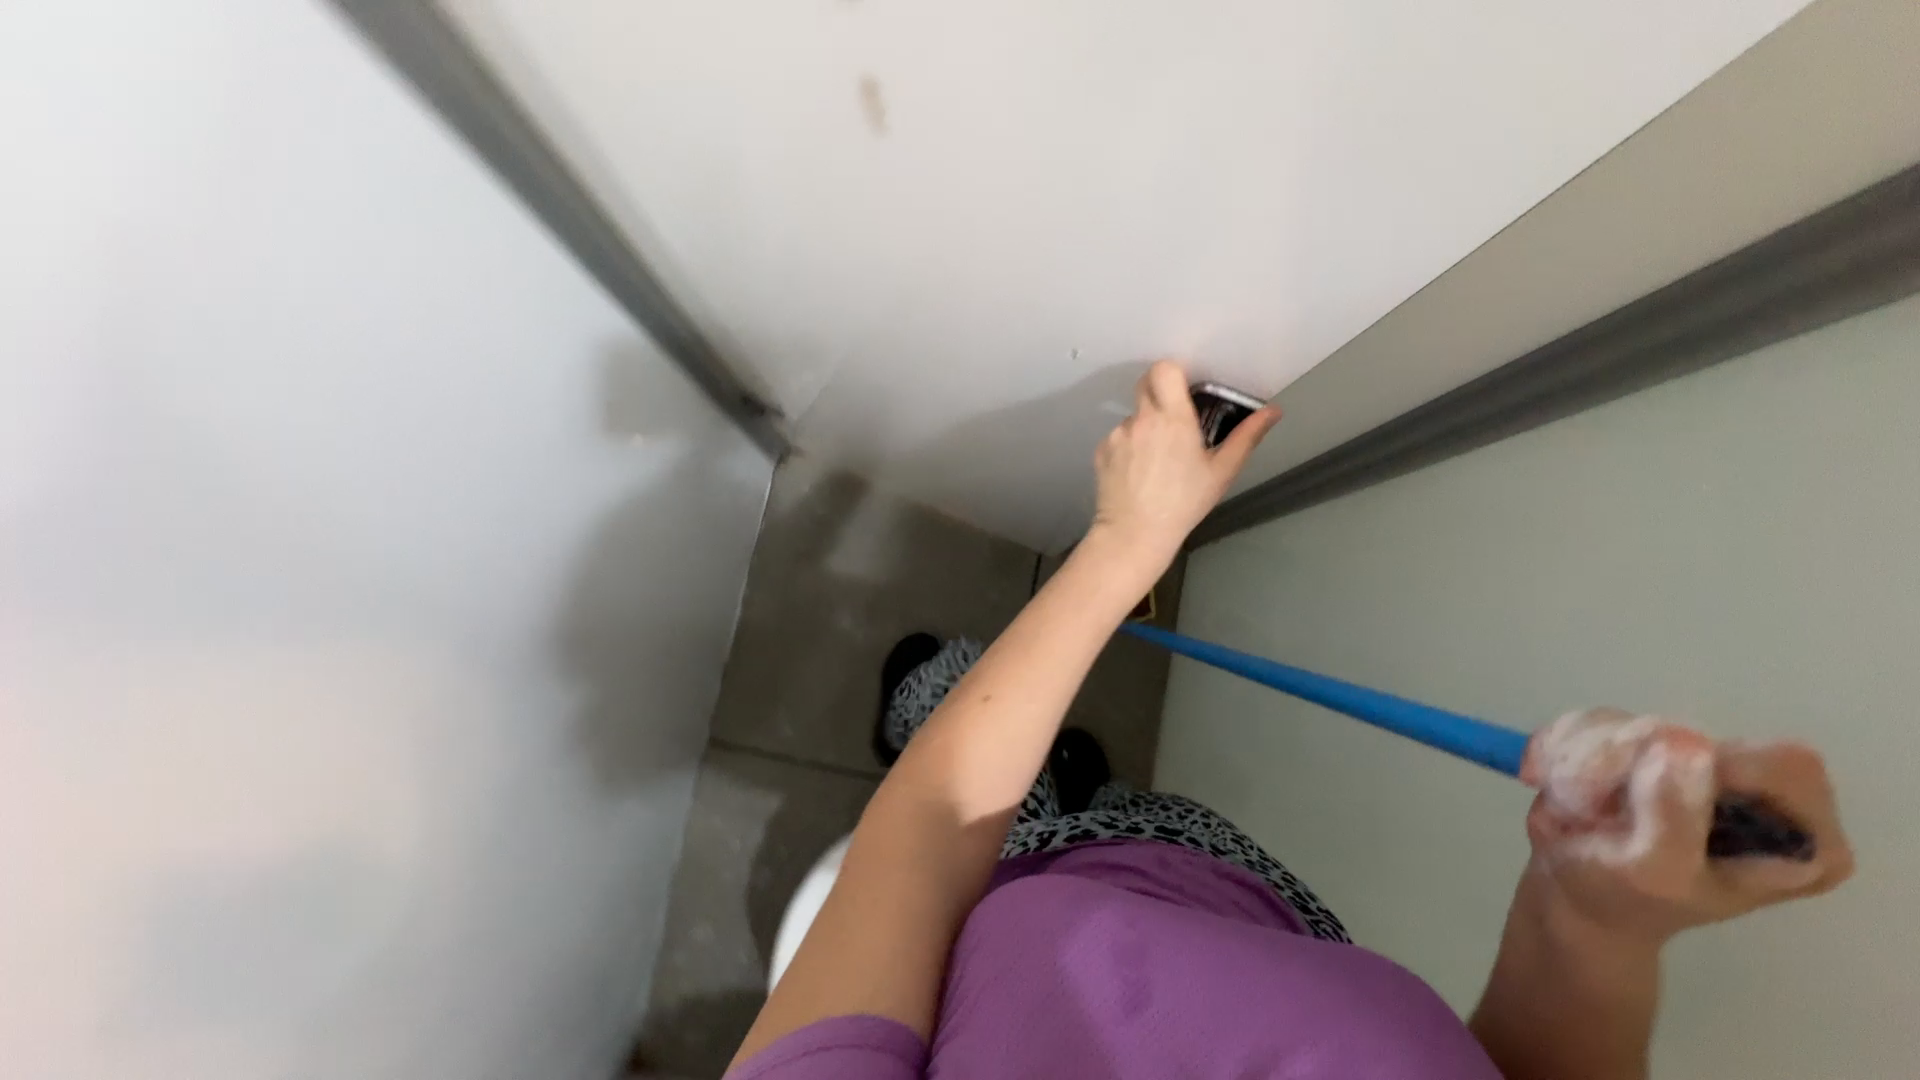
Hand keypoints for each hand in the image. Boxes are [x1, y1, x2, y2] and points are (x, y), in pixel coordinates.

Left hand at [1089, 361, 1279, 562]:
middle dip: (1160, 393)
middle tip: (1175, 418)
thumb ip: (1247, 436)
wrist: (1134, 533)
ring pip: (1133, 416)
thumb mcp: (1221, 471)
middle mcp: (1141, 420)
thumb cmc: (1183, 504)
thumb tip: (1273, 411)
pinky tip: (1139, 472)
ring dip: (1145, 427)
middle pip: (1145, 384)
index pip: (1164, 369)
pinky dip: (1129, 447)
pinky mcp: (1101, 451)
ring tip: (1157, 460)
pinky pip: (1118, 437)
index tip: (1185, 388)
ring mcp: (1117, 434)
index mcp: (1173, 418)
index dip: (1173, 373)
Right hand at [1519, 708, 1853, 942]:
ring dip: (1582, 759)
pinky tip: (1554, 779)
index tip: (1651, 798)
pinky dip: (1561, 746)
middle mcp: (1753, 788)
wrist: (1571, 893)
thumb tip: (1684, 740)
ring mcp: (1690, 759)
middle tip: (1591, 805)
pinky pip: (1593, 719)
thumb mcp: (1654, 873)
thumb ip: (1675, 817)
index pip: (1780, 766)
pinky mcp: (1640, 742)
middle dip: (1621, 764)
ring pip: (1629, 722)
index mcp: (1797, 835)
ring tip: (1571, 803)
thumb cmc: (1623, 898)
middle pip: (1692, 734)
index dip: (1712, 769)